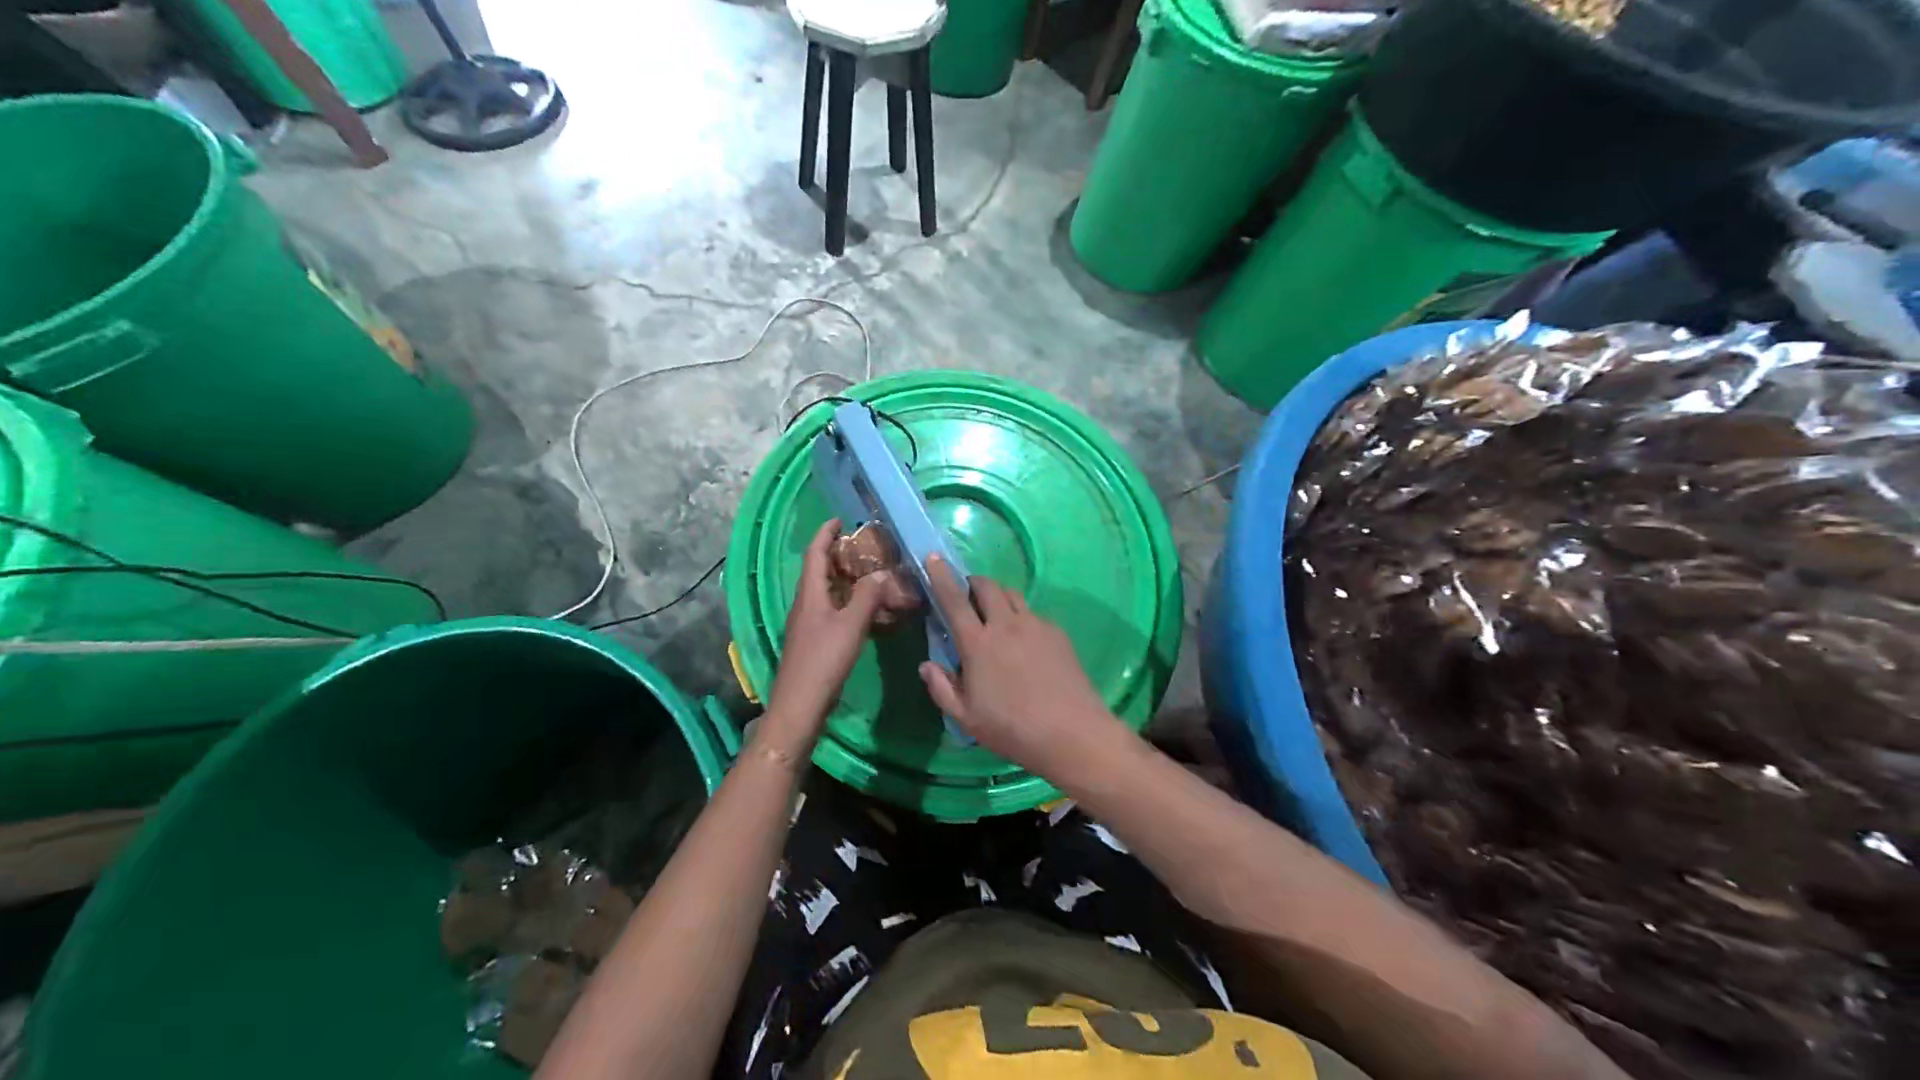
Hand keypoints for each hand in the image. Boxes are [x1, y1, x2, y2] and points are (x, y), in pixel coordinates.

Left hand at [768, 519, 917, 730]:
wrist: (800, 705)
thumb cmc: (823, 661)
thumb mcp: (851, 625)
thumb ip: (868, 596)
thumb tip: (882, 573)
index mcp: (809, 594)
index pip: (814, 554)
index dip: (825, 534)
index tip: (840, 519)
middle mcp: (805, 604)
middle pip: (818, 570)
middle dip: (837, 555)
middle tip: (863, 547)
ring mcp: (807, 623)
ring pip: (825, 591)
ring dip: (843, 579)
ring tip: (869, 574)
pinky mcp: (814, 641)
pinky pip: (831, 610)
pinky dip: (847, 602)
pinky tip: (866, 611)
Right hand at [918, 557, 1124, 774]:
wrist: (1072, 733)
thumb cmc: (1012, 729)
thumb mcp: (966, 718)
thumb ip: (942, 688)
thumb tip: (927, 665)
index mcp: (978, 643)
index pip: (954, 600)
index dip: (942, 576)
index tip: (934, 557)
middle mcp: (1006, 625)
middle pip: (987, 586)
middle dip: (973, 583)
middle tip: (966, 595)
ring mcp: (1036, 626)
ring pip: (1012, 595)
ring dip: (997, 595)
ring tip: (993, 614)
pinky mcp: (1058, 634)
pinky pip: (1032, 613)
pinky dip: (1020, 616)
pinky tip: (1023, 641)